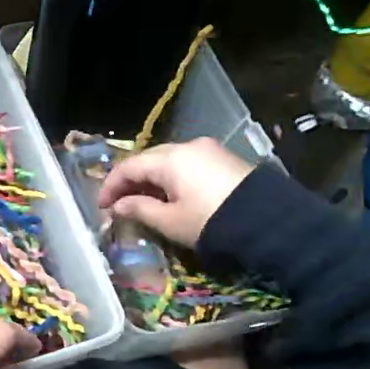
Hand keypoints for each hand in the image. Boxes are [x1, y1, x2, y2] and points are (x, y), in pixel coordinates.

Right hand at [97, 137, 256, 247]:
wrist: (268, 221)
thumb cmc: (210, 221)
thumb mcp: (170, 221)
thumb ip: (140, 210)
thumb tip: (119, 206)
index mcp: (170, 159)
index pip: (129, 167)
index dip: (111, 186)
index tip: (101, 207)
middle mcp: (188, 146)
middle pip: (148, 159)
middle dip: (130, 181)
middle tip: (119, 203)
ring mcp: (208, 150)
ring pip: (168, 161)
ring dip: (151, 179)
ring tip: (142, 201)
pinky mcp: (224, 159)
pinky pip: (187, 164)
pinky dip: (171, 178)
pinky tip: (169, 195)